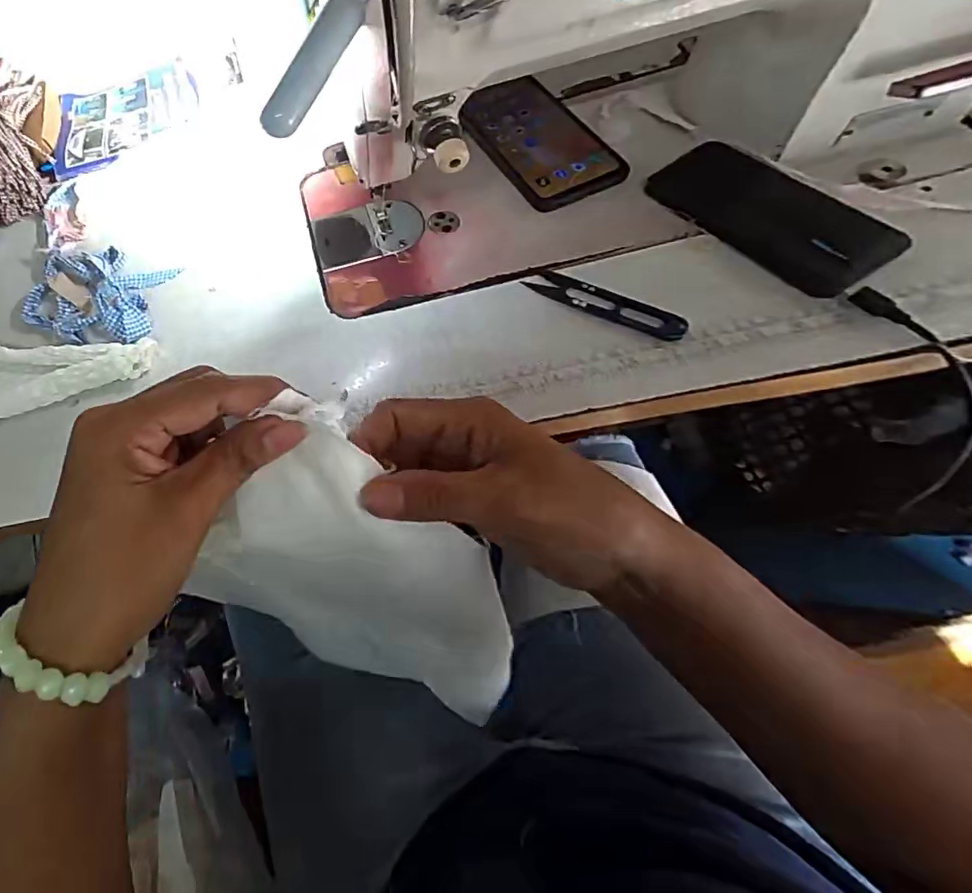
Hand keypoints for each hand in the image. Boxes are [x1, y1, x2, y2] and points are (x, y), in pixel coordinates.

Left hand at [17, 368, 305, 672]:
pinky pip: (170, 437)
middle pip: (189, 393)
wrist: (71, 635)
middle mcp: (111, 421)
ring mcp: (110, 442)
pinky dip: (203, 444)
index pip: (199, 391)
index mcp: (118, 425)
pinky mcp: (117, 463)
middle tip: (288, 424)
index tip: (302, 401)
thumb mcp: (188, 511)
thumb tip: (290, 424)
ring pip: (182, 413)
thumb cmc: (127, 574)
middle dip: (240, 404)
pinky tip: (229, 458)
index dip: (254, 392)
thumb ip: (238, 457)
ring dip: (223, 424)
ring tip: (266, 442)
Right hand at [352, 397, 672, 593]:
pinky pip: (429, 499)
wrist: (627, 556)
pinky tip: (394, 538)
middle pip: (400, 443)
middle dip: (372, 470)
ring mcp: (469, 472)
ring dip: (390, 495)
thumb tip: (365, 494)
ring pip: (412, 473)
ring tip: (362, 529)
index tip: (344, 486)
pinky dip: (410, 513)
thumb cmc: (568, 512)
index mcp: (468, 420)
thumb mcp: (497, 500)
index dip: (367, 442)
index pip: (398, 416)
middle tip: (345, 513)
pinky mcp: (476, 502)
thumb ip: (430, 494)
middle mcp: (462, 439)